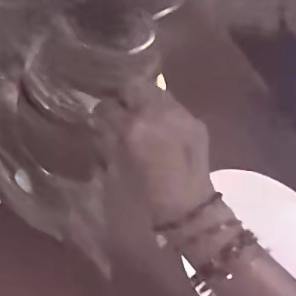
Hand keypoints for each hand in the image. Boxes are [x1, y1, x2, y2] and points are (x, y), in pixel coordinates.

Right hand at [99, 77, 212, 224]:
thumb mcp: (117, 165)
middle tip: (119, 110)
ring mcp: (180, 115)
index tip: (99, 116)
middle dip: (124, 95)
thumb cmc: (145, 195)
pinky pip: (172, 105)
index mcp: (133, 128)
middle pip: (134, 85)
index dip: (101, 110)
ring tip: (140, 116)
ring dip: (144, 100)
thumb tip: (100, 120)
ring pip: (156, 91)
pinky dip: (162, 112)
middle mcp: (158, 113)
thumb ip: (108, 137)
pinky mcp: (195, 121)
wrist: (187, 210)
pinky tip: (160, 127)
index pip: (108, 105)